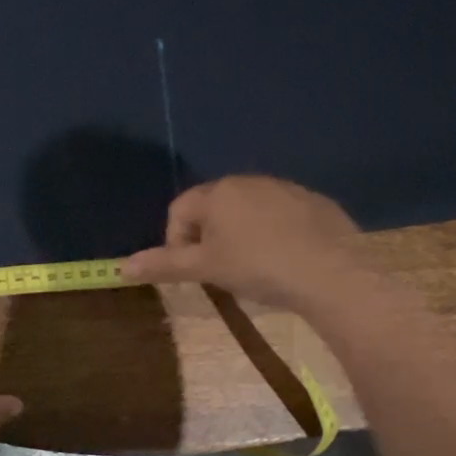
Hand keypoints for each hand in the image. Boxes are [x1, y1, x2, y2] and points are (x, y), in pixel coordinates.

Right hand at [120, 176, 365, 312]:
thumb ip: (163, 265)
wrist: (333, 274)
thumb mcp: (204, 269)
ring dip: (241, 234)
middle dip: (208, 236)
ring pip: (249, 210)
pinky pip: (282, 215)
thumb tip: (122, 267)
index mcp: (217, 193)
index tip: (192, 269)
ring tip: (253, 267)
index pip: (179, 210)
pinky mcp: (318, 203)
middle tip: (219, 269)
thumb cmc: (257, 267)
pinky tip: (285, 260)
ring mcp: (287, 189)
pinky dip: (274, 234)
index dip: (176, 241)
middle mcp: (249, 181)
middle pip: (213, 207)